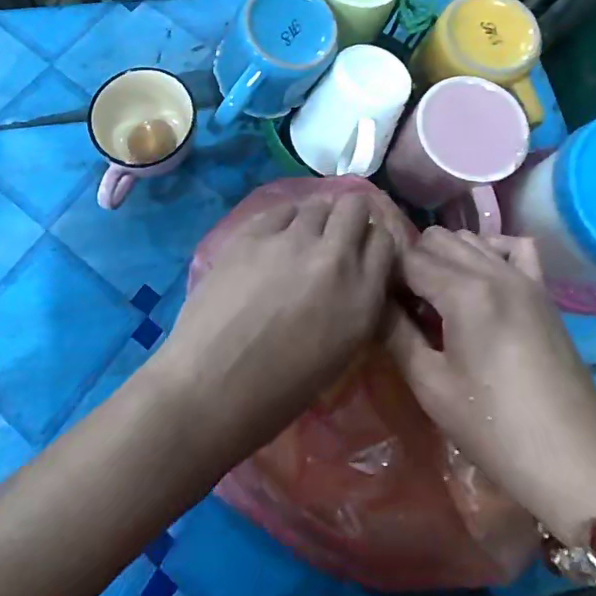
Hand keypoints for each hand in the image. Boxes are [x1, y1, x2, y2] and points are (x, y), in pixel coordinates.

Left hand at [151, 193, 396, 454]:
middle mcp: (334, 257)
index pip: (384, 241)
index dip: (371, 243)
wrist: (211, 386)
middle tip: (332, 238)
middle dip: (349, 218)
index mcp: (363, 296)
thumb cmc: (279, 390)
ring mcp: (290, 240)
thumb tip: (352, 274)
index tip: (359, 252)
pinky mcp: (252, 233)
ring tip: (297, 243)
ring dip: (314, 220)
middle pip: (354, 207)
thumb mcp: (342, 350)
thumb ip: (356, 302)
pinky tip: (269, 244)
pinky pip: (279, 211)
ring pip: (317, 205)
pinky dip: (281, 222)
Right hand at [384, 228, 595, 541]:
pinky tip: (480, 282)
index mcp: (464, 292)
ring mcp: (525, 277)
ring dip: (445, 259)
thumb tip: (374, 301)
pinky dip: (489, 251)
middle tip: (406, 307)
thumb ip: (395, 332)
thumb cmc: (493, 428)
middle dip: (413, 264)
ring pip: (470, 239)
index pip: (407, 258)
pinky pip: (513, 248)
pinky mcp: (544, 291)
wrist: (574, 462)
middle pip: (437, 239)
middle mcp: (494, 271)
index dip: (387, 277)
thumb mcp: (430, 385)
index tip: (379, 305)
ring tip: (438, 301)